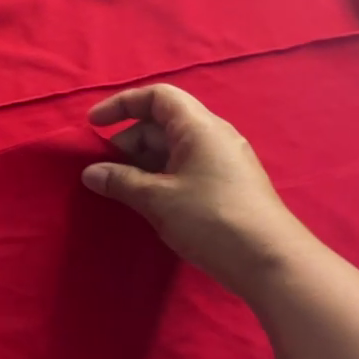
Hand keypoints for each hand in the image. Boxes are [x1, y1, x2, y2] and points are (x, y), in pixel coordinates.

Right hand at [80, 84, 312, 294]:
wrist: (269, 262)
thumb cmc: (211, 219)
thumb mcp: (157, 198)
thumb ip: (120, 181)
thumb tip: (90, 173)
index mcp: (199, 128)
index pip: (157, 97)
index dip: (122, 104)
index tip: (93, 125)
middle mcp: (212, 137)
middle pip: (160, 124)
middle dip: (126, 141)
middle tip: (103, 170)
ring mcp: (219, 162)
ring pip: (169, 149)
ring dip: (139, 163)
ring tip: (119, 189)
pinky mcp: (222, 185)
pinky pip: (181, 168)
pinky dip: (156, 176)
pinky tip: (144, 201)